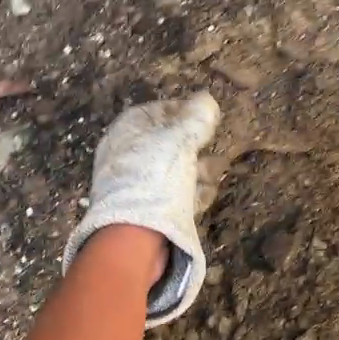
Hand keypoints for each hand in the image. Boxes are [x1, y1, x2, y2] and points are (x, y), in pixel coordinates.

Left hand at [63, 92, 220, 326]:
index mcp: (126, 134)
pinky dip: (192, 195)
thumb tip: (206, 100)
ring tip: (210, 175)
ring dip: (198, 172)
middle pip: (169, 143)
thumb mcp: (179, 139)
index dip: (181, 111)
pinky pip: (177, 196)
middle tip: (212, 149)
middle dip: (195, 146)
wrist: (135, 239)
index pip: (155, 112)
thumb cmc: (154, 180)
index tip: (206, 117)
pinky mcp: (153, 213)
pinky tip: (202, 197)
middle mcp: (130, 158)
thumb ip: (196, 118)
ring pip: (176, 171)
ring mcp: (141, 187)